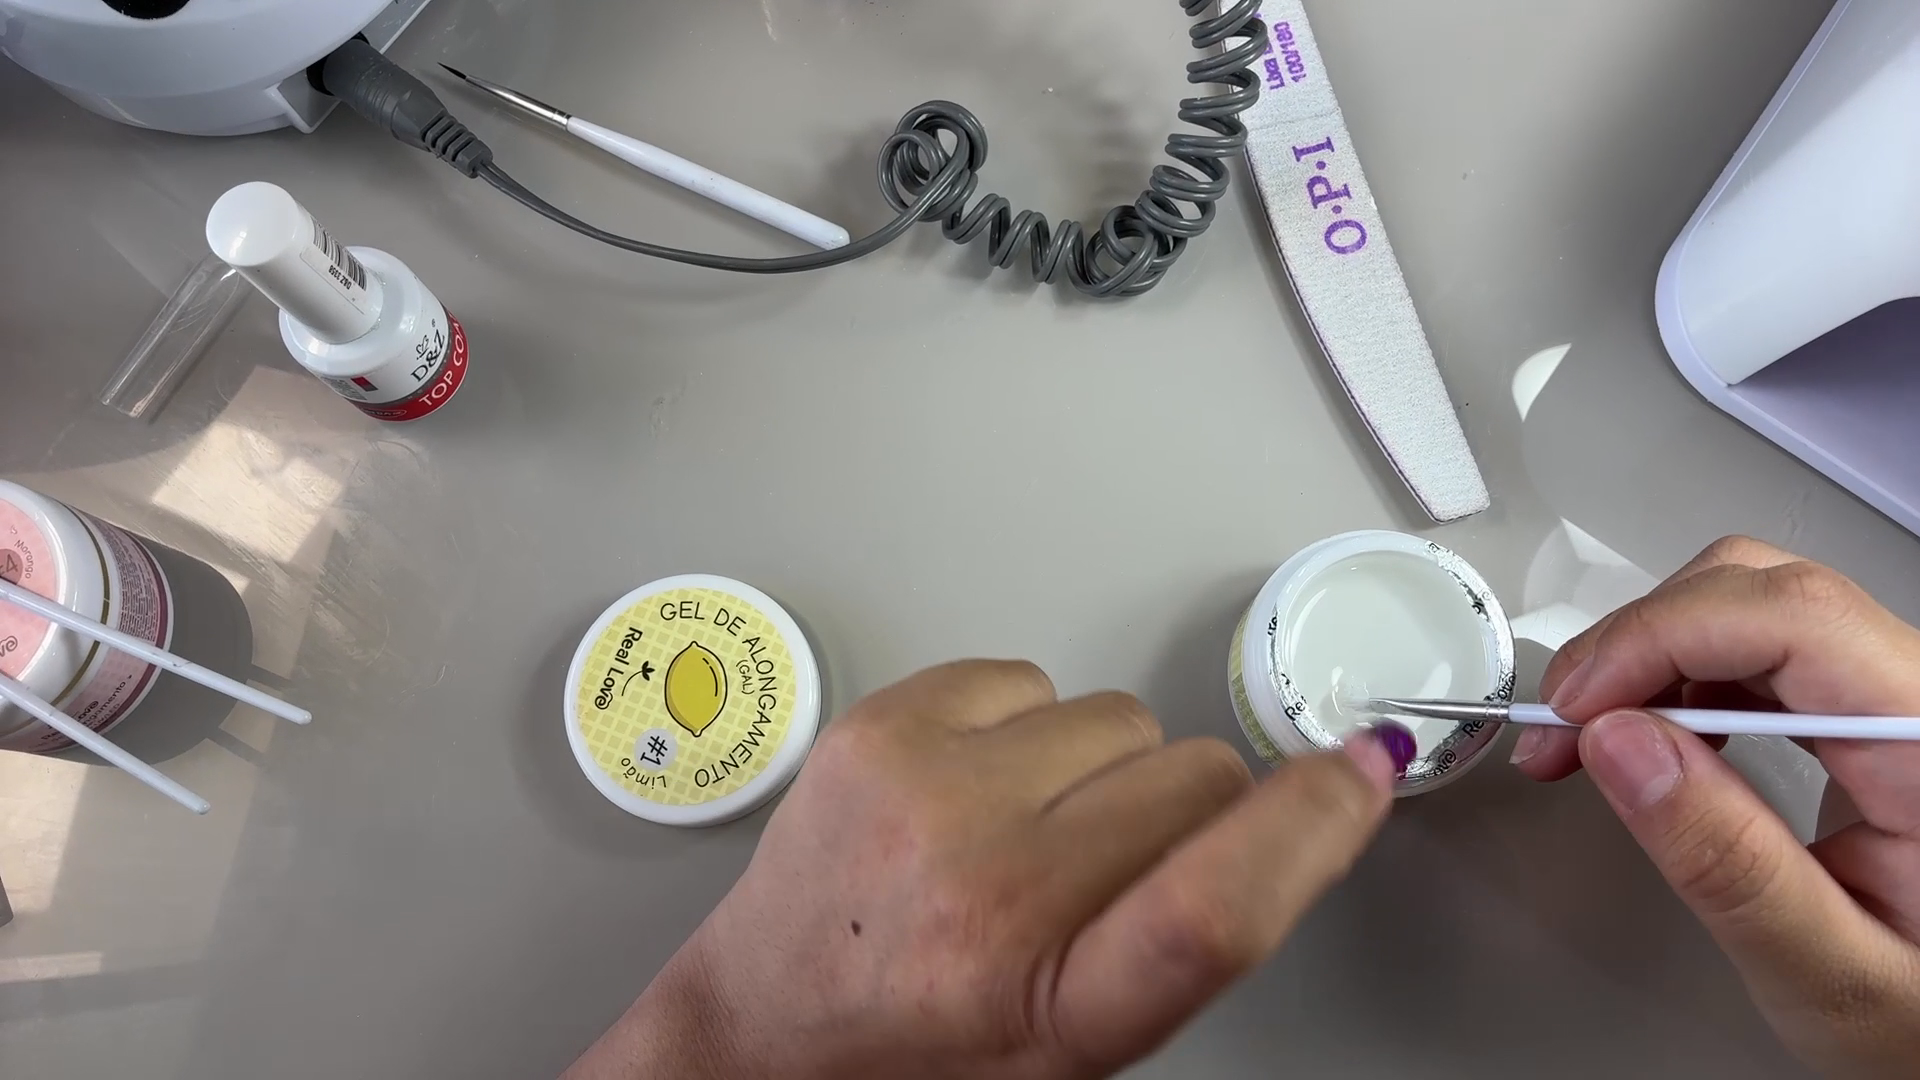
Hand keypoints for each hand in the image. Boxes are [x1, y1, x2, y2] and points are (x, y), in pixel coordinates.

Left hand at [566, 660, 1408, 1079]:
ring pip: (1110, 711)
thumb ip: (1174, 929)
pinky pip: (1024, 674)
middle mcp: (983, 885)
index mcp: (1053, 1004)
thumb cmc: (924, 1046)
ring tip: (1015, 819)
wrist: (763, 1021)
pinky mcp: (880, 721)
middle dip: (1175, 802)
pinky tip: (968, 778)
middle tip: (1094, 852)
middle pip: (1183, 774)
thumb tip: (1272, 807)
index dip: (1308, 827)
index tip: (1361, 769)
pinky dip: (1022, 717)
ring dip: (1094, 759)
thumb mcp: (1076, 1038)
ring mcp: (922, 787)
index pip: (1211, 908)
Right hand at [1513, 537, 1919, 1076]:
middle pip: (1757, 589)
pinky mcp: (1864, 705)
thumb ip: (1728, 861)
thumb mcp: (1839, 981)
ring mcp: (1901, 695)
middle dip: (1630, 644)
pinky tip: (1639, 734)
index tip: (1569, 713)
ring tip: (1584, 735)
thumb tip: (1609, 739)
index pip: (1789, 618)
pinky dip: (1661, 676)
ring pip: (1737, 603)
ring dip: (1636, 658)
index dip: (1652, 640)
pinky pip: (1741, 646)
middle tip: (1563, 725)